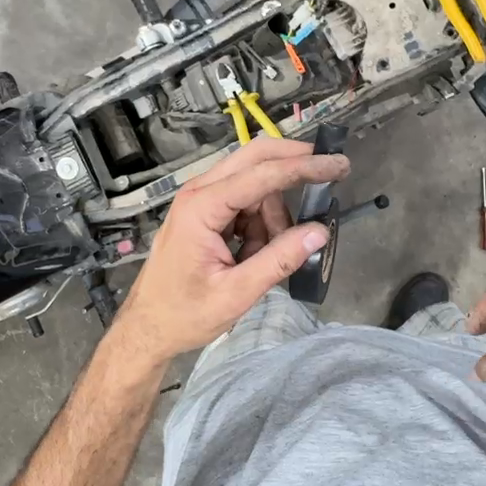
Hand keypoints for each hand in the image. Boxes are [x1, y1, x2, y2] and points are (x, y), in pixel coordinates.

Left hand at [108, 137, 347, 367]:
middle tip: (333, 172)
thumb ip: (279, 260)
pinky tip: (253, 256)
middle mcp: (200, 192)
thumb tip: (320, 232)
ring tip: (265, 257)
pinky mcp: (206, 211)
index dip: (304, 166)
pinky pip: (247, 203)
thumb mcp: (236, 293)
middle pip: (256, 158)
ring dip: (273, 214)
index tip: (338, 165)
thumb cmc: (183, 314)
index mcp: (202, 207)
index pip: (262, 174)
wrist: (146, 327)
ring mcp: (201, 199)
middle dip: (295, 163)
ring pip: (256, 185)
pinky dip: (261, 224)